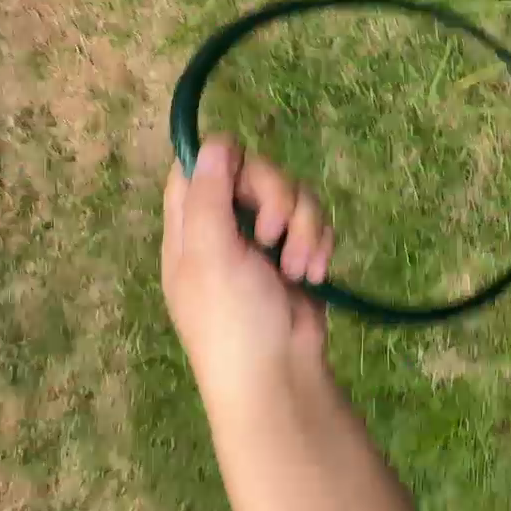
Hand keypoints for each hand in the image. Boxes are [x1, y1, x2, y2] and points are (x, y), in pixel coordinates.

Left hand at [162, 135, 335, 406]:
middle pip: (257, 176)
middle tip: (274, 232)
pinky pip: (316, 222)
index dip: (226, 164)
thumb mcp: (213, 257)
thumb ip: (212, 198)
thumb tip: (217, 140)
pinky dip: (319, 244)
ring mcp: (264, 241)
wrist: (278, 371)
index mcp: (191, 229)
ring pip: (295, 197)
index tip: (247, 175)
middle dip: (278, 199)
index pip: (200, 171)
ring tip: (299, 267)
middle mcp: (226, 229)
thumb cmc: (232, 320)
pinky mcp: (297, 251)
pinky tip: (314, 271)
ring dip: (305, 227)